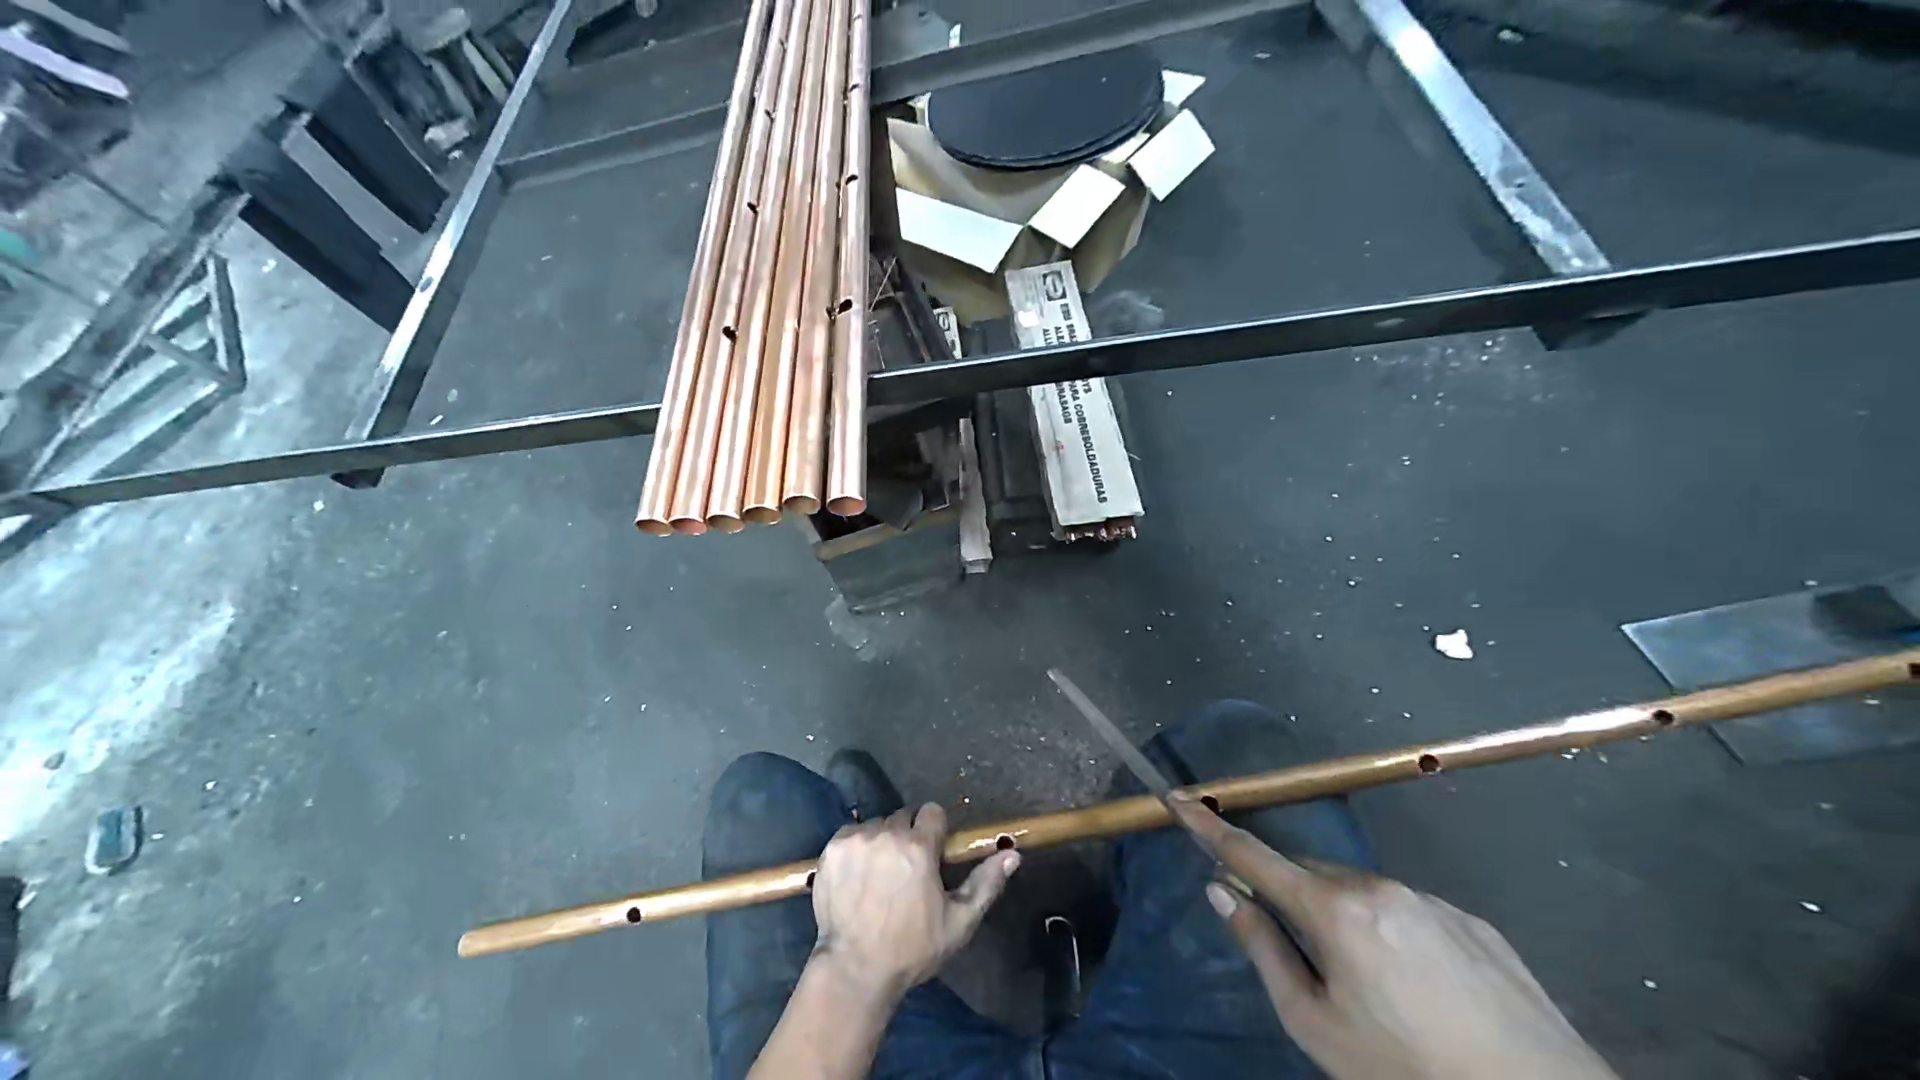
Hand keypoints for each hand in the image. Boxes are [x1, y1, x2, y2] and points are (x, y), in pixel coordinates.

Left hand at [809, 803, 1020, 1001]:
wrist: (855, 970)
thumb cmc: (912, 948)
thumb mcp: (958, 922)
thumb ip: (986, 883)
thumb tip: (1014, 854)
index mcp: (919, 846)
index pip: (932, 812)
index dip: (934, 831)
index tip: (932, 853)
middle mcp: (887, 834)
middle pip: (903, 817)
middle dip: (908, 836)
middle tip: (906, 869)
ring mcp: (856, 840)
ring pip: (877, 825)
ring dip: (882, 841)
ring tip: (880, 875)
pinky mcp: (832, 850)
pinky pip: (851, 834)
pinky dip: (856, 848)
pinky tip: (858, 875)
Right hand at [1167, 792, 1617, 1079]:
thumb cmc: (1407, 1071)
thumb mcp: (1316, 1025)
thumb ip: (1263, 949)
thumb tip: (1222, 891)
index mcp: (1333, 909)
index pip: (1252, 855)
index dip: (1208, 828)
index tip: (1177, 799)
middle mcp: (1378, 886)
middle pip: (1309, 874)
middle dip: (1291, 897)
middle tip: (1304, 955)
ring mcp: (1430, 899)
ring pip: (1361, 892)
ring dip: (1345, 918)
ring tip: (1374, 986)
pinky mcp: (1471, 921)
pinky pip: (1409, 911)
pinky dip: (1392, 932)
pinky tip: (1421, 989)